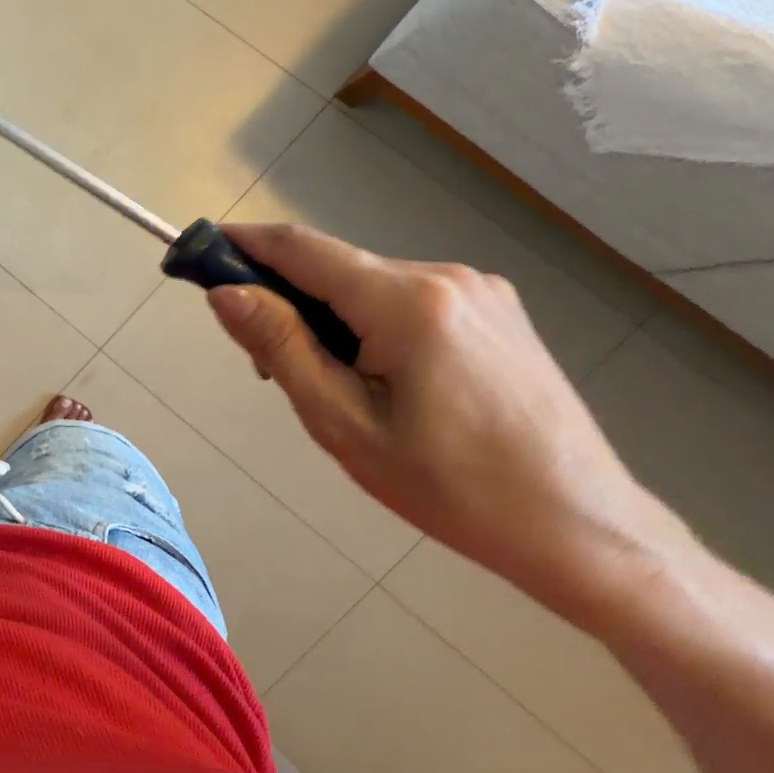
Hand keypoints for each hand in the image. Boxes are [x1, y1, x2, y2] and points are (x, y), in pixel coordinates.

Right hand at [204, 223, 682, 610]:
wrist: (581, 528)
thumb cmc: (449, 486)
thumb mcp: (342, 423)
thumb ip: (280, 346)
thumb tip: (224, 293)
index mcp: (406, 302)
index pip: (299, 248)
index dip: (238, 244)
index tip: (191, 256)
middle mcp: (445, 277)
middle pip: (333, 267)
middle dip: (282, 297)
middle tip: (261, 362)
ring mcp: (480, 292)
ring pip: (367, 286)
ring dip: (325, 316)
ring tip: (327, 387)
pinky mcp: (496, 313)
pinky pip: (404, 300)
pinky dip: (366, 323)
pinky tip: (376, 379)